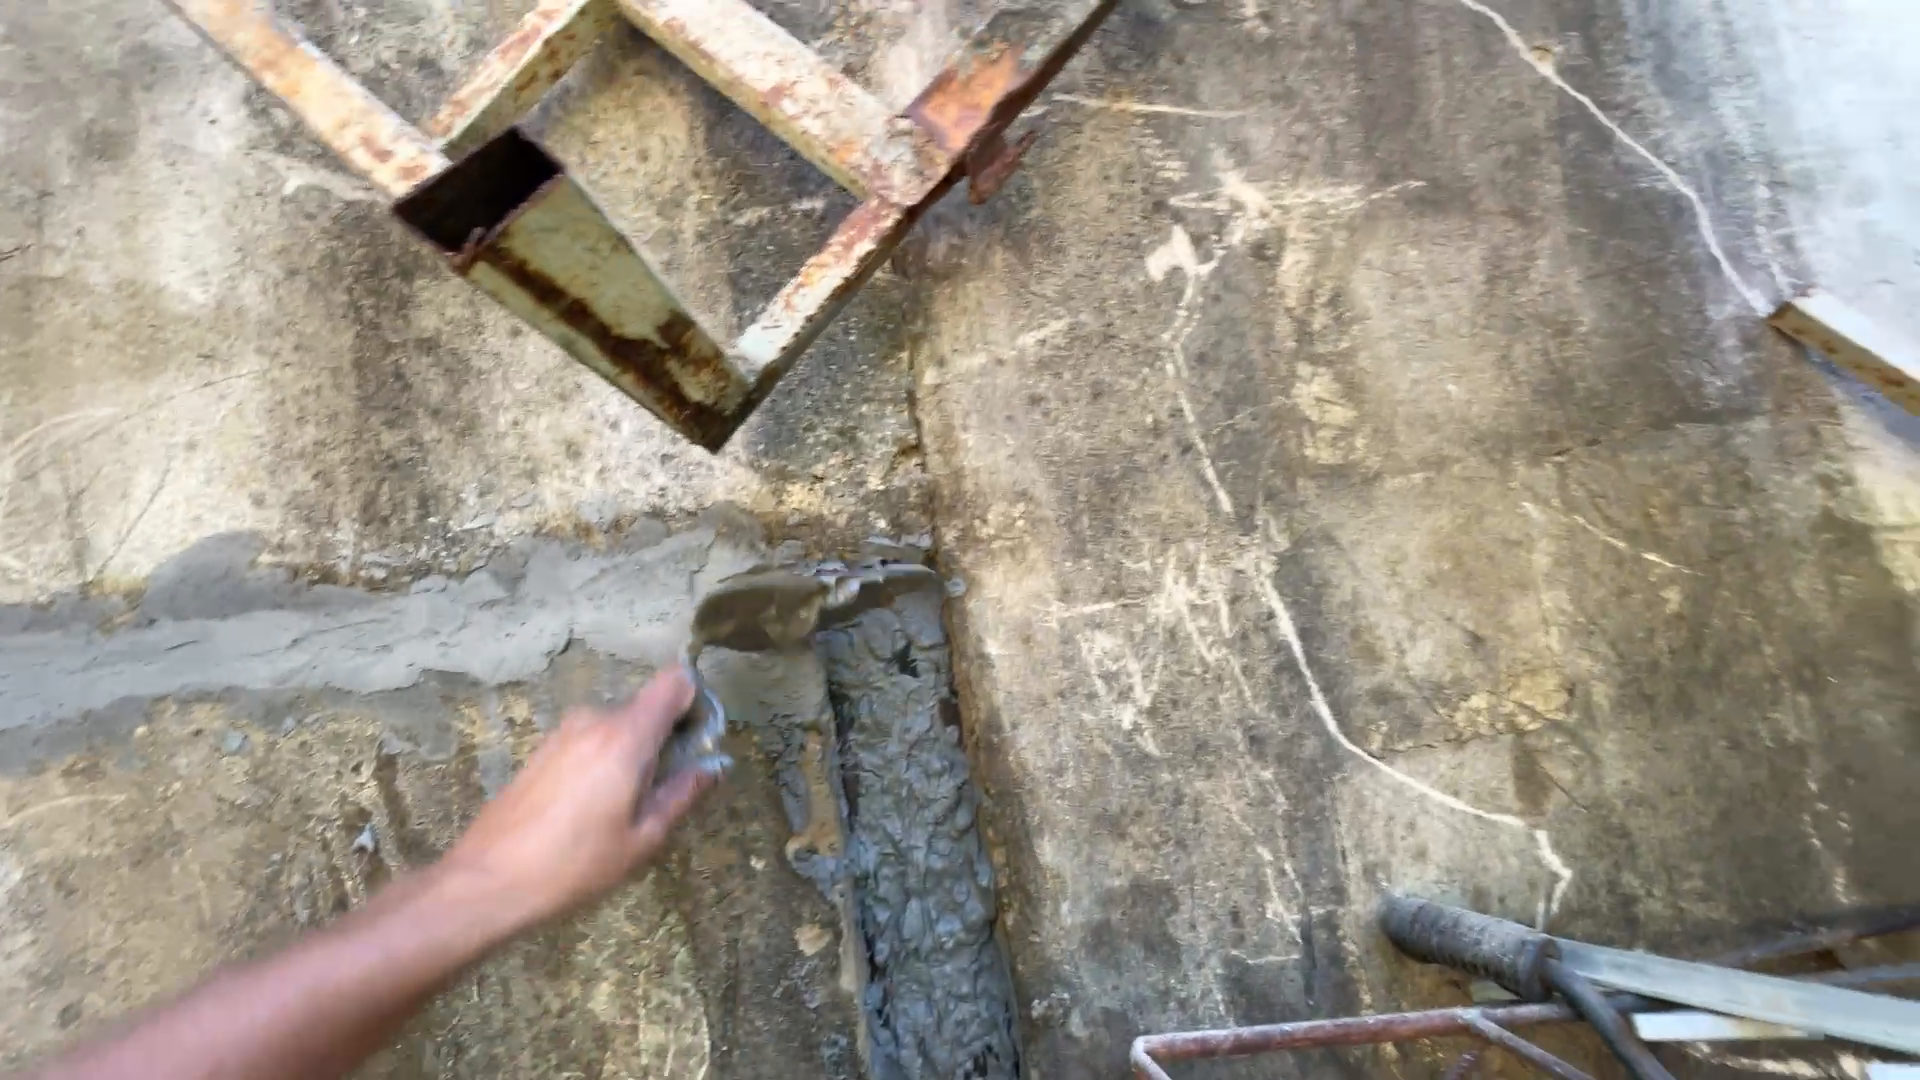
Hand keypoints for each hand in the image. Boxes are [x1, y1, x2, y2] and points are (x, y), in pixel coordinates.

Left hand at [440, 666, 720, 928]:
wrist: (483, 884)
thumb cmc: (574, 864)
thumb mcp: (644, 838)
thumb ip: (684, 793)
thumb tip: (715, 766)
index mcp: (627, 735)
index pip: (676, 680)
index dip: (695, 702)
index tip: (695, 741)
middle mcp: (596, 719)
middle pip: (649, 707)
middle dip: (665, 738)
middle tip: (660, 791)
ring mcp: (564, 732)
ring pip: (620, 726)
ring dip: (633, 752)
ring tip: (620, 807)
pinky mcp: (543, 749)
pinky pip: (592, 739)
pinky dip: (604, 760)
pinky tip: (587, 809)